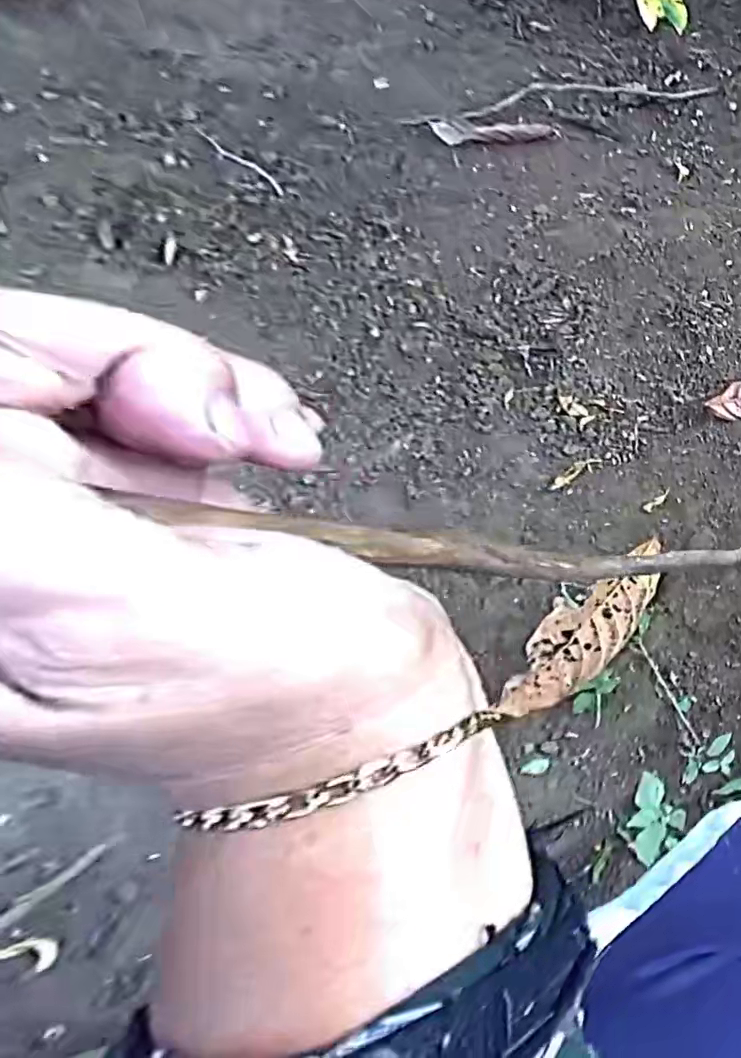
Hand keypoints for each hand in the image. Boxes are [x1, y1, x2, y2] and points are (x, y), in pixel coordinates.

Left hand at [0, 290, 486, 808]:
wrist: (374, 703)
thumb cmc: (286, 685)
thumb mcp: (134, 610)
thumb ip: (10, 513)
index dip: (38, 370)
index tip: (143, 419)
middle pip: (9, 366)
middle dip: (136, 370)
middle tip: (220, 434)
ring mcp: (51, 513)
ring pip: (86, 371)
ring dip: (205, 389)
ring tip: (272, 447)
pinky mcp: (135, 497)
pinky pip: (157, 399)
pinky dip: (236, 405)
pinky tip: (276, 447)